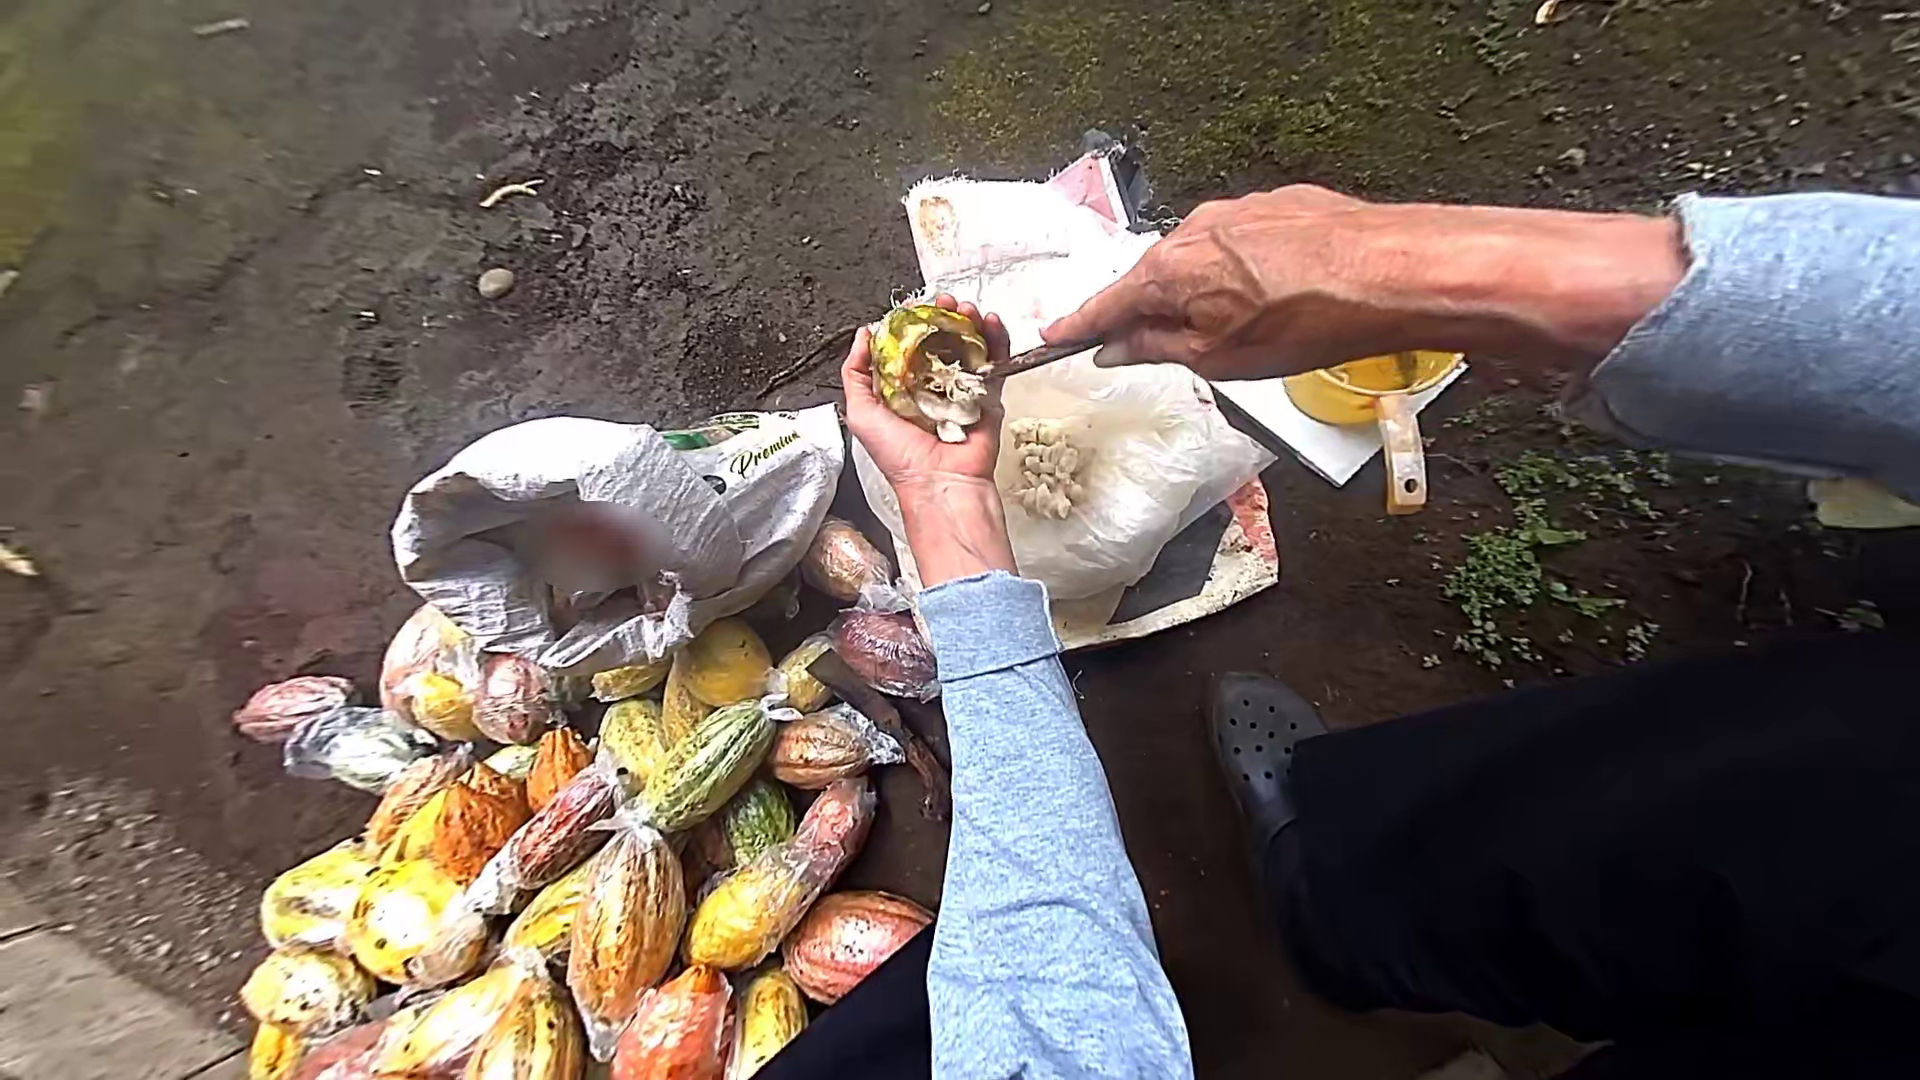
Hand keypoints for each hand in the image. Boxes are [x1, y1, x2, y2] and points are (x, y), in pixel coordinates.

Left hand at [842, 295, 1017, 585]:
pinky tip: (988, 322)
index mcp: (905, 388)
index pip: (909, 345)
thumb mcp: (861, 414)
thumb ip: (855, 374)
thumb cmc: (900, 457)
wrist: (940, 483)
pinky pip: (995, 362)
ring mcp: (963, 389)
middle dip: (942, 315)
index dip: (912, 322)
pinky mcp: (989, 396)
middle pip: (942, 338)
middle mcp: (934, 386)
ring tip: (964, 309)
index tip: (914, 308)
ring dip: (968, 320)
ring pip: (970, 344)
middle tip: (942, 303)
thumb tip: (863, 336)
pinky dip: (996, 338)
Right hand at [1042, 185, 1685, 380]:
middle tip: (1136, 346)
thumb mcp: (1214, 356)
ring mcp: (1234, 212)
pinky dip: (1218, 274)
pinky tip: (1248, 296)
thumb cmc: (1300, 325)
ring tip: (1207, 327)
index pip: (1106, 304)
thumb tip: (1113, 347)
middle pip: (1146, 278)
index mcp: (1169, 271)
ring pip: (1187, 261)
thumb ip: (1155, 347)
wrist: (1396, 272)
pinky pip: (1224, 245)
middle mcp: (1192, 230)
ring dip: (1182, 294)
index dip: (1077, 324)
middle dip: (1137, 312)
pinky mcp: (1274, 205)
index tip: (1052, 335)